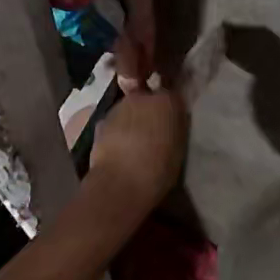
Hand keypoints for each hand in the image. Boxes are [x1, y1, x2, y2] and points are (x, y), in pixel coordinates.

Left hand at [86, 86, 187, 215]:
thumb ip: (174, 129)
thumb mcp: (178, 149)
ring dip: (132, 119)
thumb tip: (169, 126)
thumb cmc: (158, 170)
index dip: (171, 110)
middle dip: (149, 111)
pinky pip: (114, 121)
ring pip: (129, 108)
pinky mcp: (101, 120)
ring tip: (134, 141)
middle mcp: (143, 97)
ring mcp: (119, 107)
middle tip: (152, 132)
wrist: (120, 184)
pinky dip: (117, 130)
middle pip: (147, 98)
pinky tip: (118, 147)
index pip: (172, 96)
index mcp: (168, 102)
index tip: (171, 123)